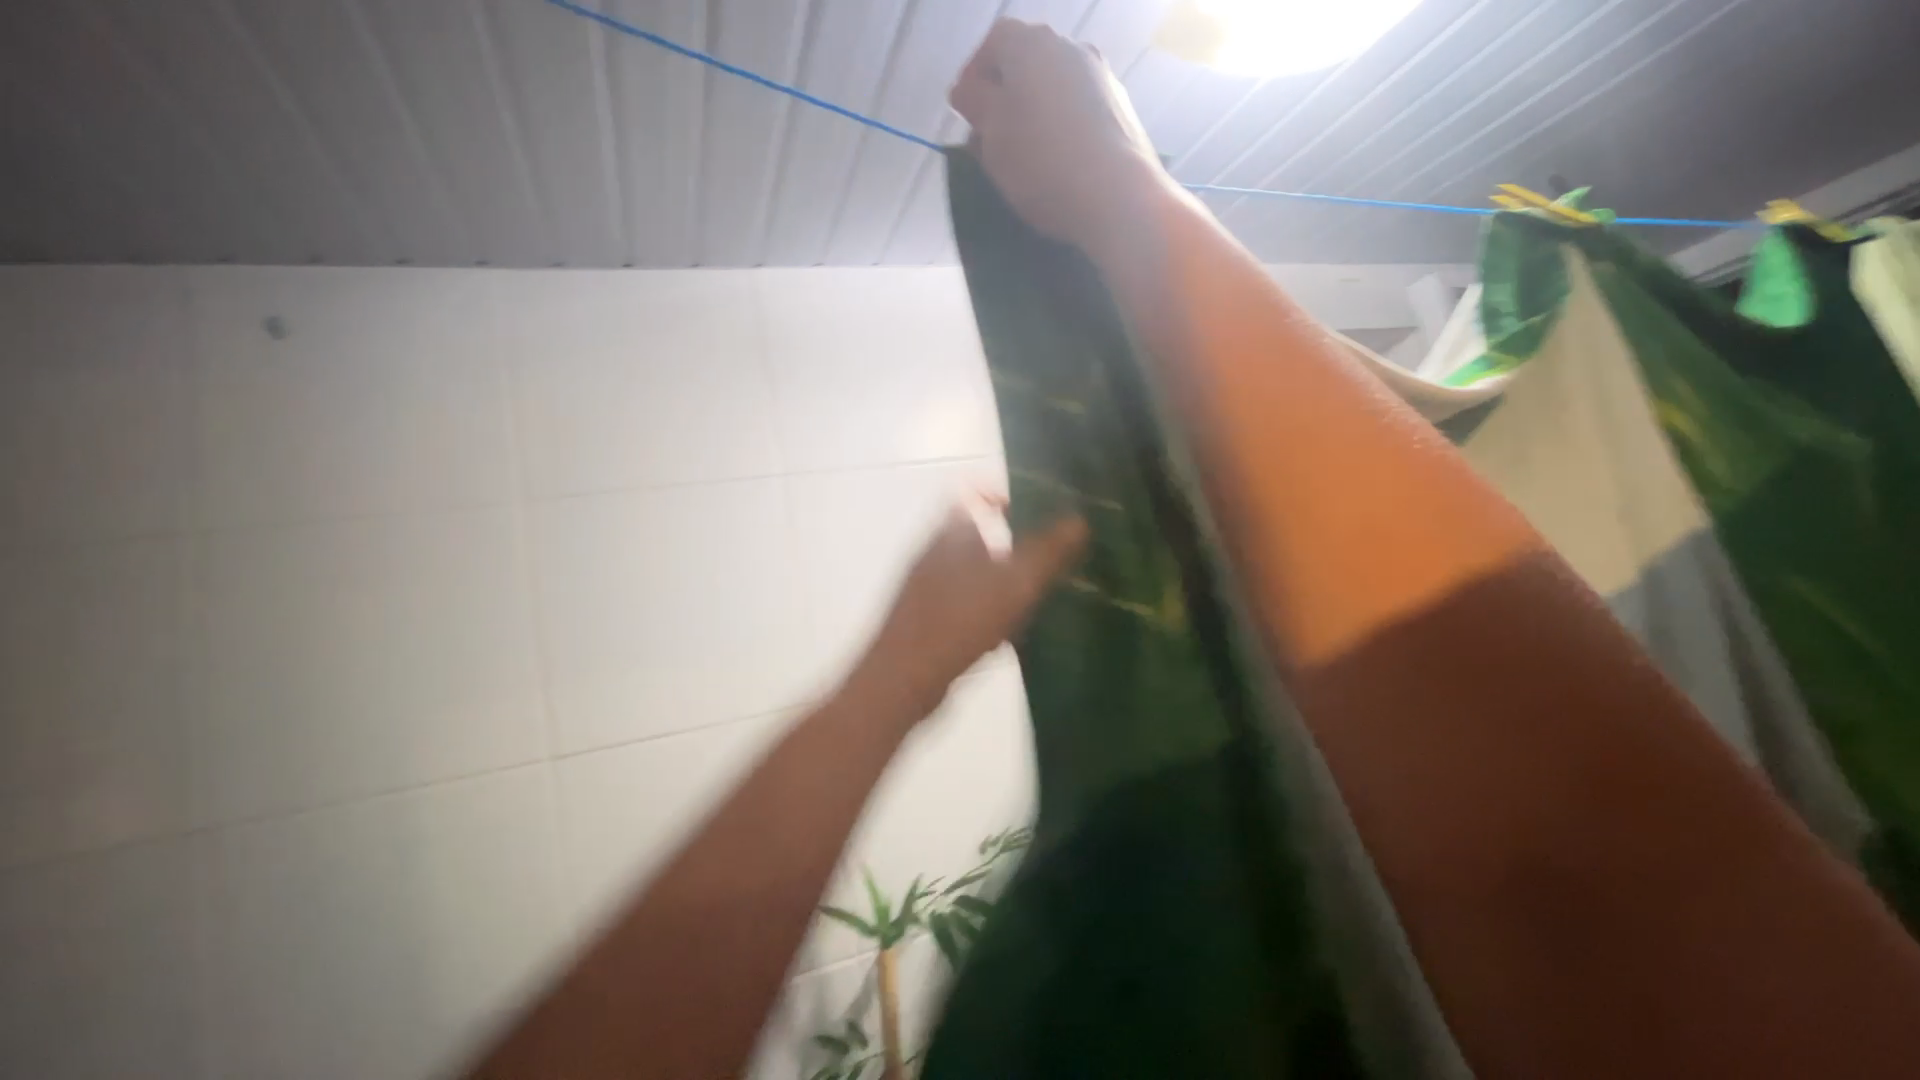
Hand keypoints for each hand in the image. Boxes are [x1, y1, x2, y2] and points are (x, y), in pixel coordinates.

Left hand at [851, 496, 1087, 715]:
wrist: (902, 681)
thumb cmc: (959, 622)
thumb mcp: (1014, 584)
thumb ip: (1048, 551)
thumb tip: (1080, 519)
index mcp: (951, 533)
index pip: (973, 493)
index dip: (1003, 495)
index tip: (1039, 507)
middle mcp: (934, 553)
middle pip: (978, 535)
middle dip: (1015, 544)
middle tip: (1052, 556)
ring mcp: (926, 589)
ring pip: (974, 575)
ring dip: (1005, 584)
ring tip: (1041, 597)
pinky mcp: (926, 623)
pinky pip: (966, 609)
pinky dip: (989, 616)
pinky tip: (1011, 638)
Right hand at [949, 19, 1173, 250]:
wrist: (1118, 197)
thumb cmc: (1041, 162)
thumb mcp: (991, 136)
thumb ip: (975, 104)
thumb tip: (970, 89)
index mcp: (1031, 44)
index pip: (994, 42)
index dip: (974, 75)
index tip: (965, 112)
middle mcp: (1071, 48)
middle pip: (1028, 62)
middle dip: (1005, 95)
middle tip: (991, 138)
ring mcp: (1102, 76)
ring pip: (1055, 86)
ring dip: (1035, 112)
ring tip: (1024, 155)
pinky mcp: (1123, 109)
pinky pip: (1079, 109)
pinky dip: (1062, 126)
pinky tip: (1057, 162)